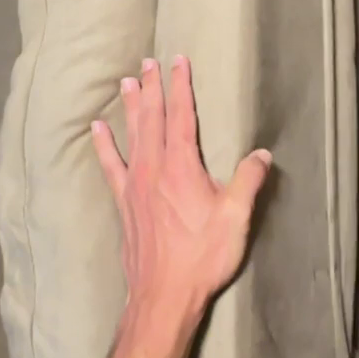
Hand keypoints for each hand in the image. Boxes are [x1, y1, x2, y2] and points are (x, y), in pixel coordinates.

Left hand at [92, 55, 272, 326]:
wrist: (163, 296)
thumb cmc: (202, 257)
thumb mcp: (236, 219)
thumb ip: (248, 182)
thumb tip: (261, 153)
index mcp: (182, 167)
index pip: (182, 117)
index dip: (180, 87)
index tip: (178, 61)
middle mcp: (154, 169)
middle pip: (152, 119)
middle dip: (152, 87)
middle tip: (148, 61)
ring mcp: (135, 185)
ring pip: (132, 135)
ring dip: (130, 107)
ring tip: (126, 81)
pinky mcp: (125, 204)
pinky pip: (111, 166)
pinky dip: (104, 145)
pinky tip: (97, 129)